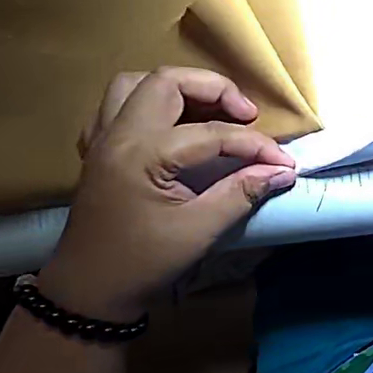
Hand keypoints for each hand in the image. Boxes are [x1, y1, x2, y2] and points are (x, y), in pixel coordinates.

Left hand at [35, 68, 296, 320]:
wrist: (89, 291)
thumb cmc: (143, 263)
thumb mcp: (199, 231)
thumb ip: (241, 194)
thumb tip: (281, 172)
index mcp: (142, 154)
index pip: (211, 133)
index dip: (255, 145)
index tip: (283, 163)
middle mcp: (117, 135)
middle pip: (167, 82)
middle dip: (214, 90)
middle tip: (246, 116)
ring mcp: (101, 139)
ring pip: (135, 84)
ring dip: (178, 90)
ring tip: (209, 112)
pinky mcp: (96, 150)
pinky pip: (117, 107)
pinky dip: (148, 106)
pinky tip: (169, 127)